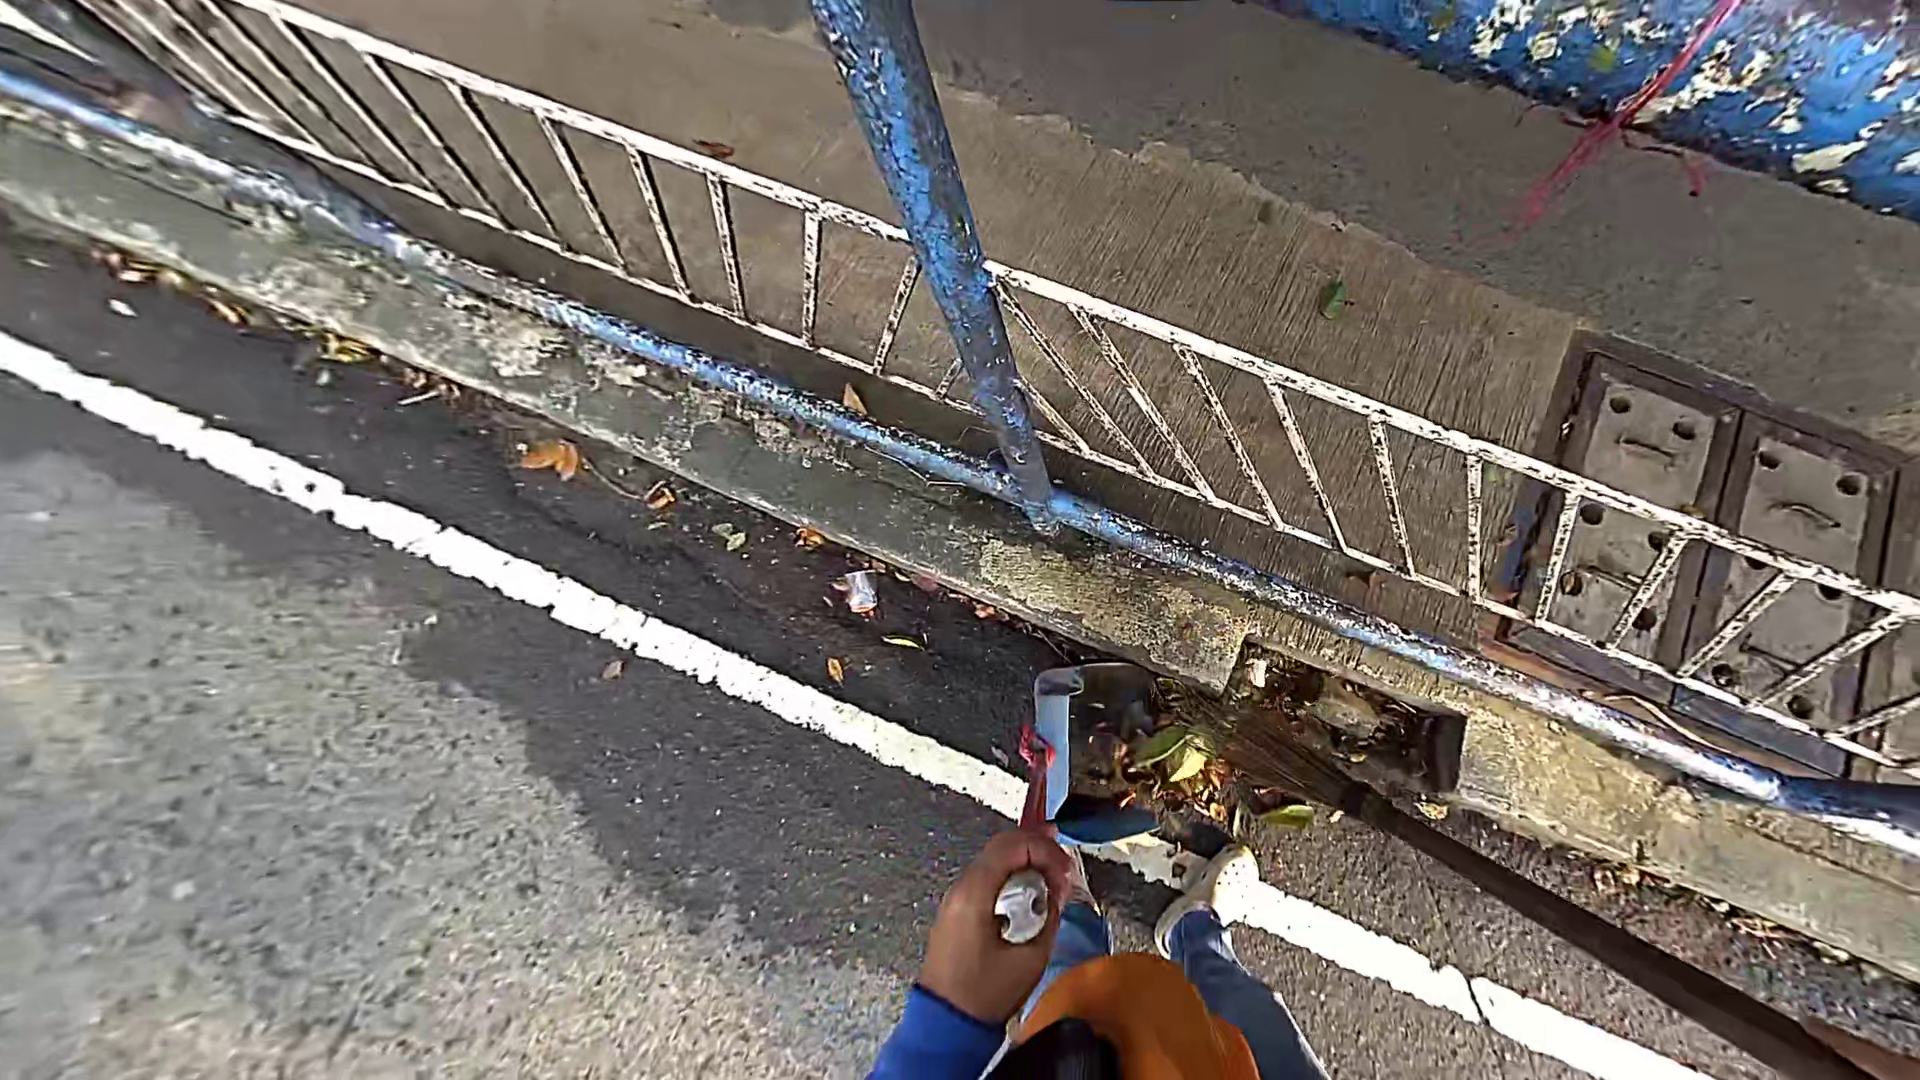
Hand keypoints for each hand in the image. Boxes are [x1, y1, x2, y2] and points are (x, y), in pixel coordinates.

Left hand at [918, 829, 1073, 1023]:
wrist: (946, 1023)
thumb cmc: (985, 995)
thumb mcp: (1030, 958)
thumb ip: (1049, 917)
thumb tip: (1057, 892)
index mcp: (975, 892)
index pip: (1011, 846)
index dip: (1044, 849)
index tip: (1065, 868)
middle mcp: (962, 885)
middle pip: (1002, 845)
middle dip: (1037, 848)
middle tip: (1063, 864)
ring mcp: (957, 894)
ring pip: (995, 857)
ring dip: (1026, 860)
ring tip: (1052, 876)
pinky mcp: (959, 906)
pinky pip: (988, 875)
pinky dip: (1013, 874)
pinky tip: (1031, 889)